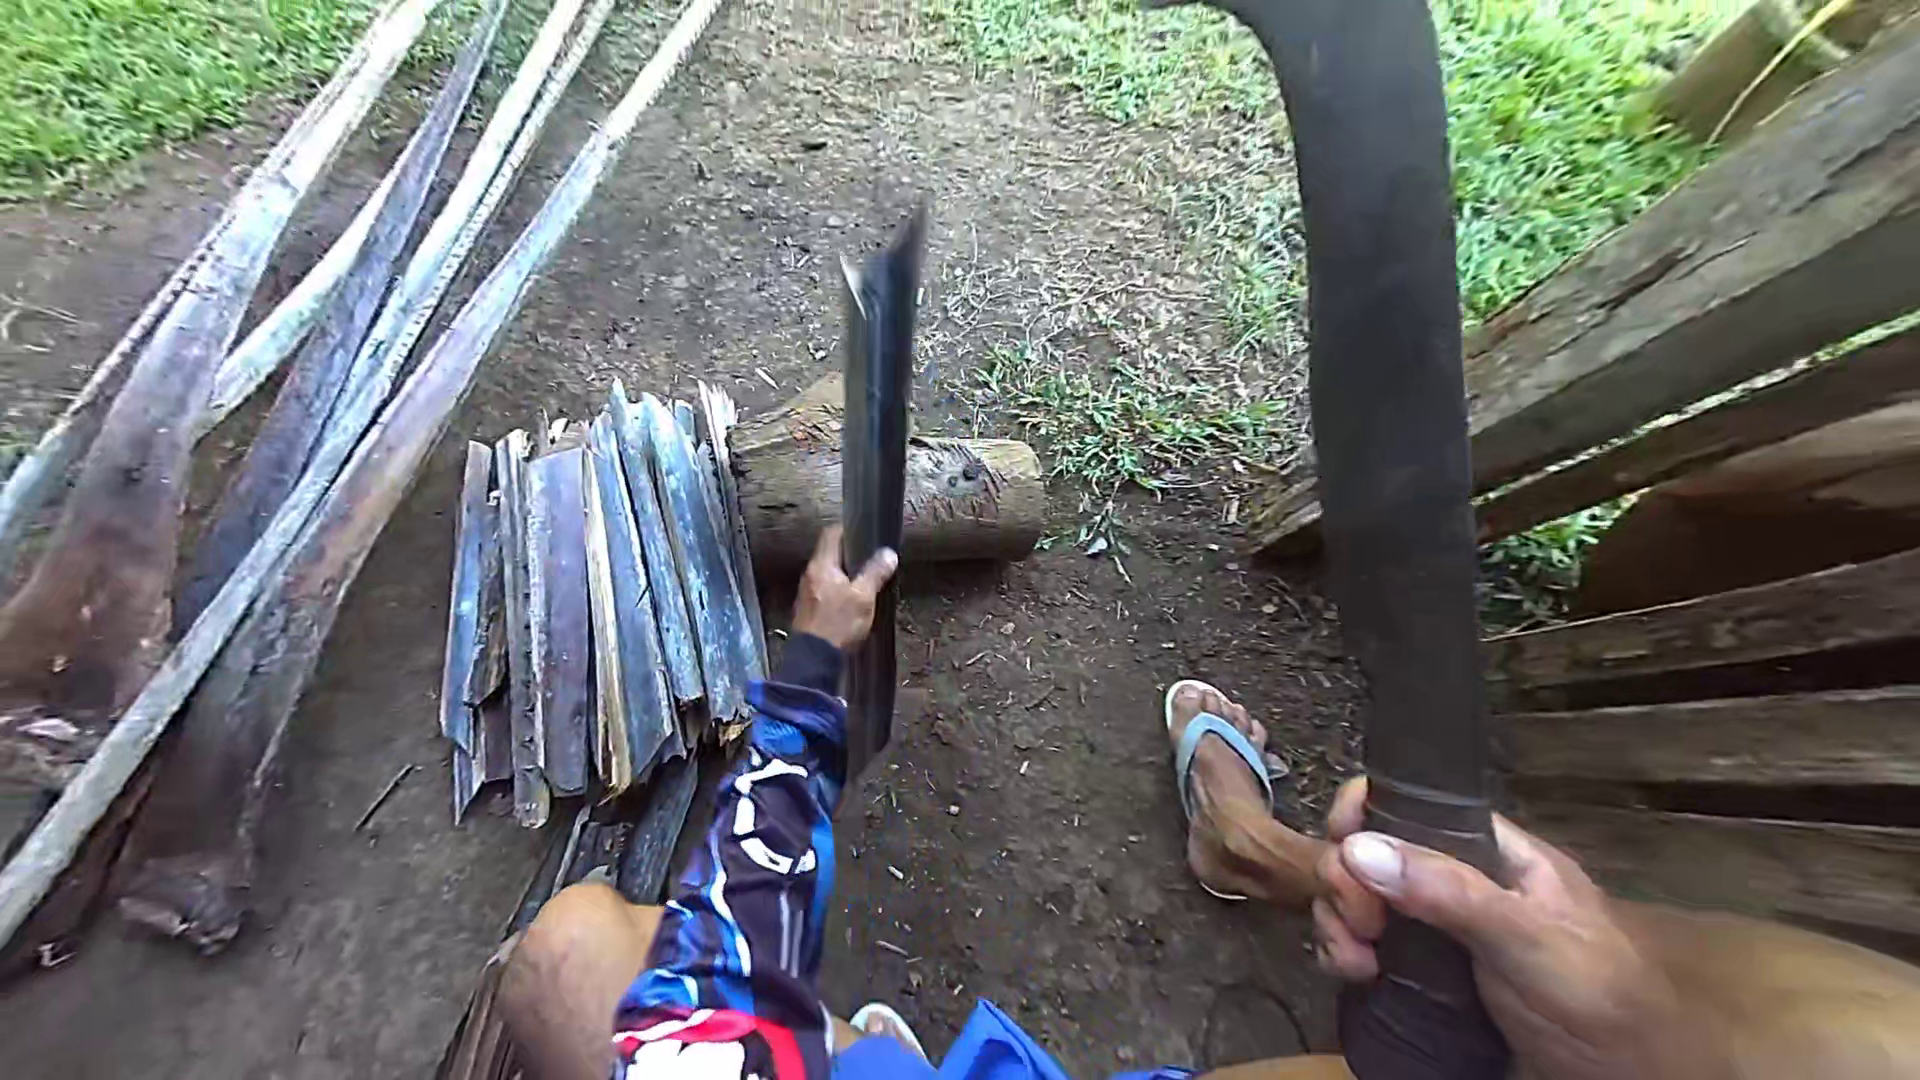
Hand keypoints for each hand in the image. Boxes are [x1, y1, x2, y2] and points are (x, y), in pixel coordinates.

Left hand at [792, 526, 897, 649]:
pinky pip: (825, 589)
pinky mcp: (809, 609)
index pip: (831, 534)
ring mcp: (807, 592)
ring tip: (866, 579)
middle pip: (830, 553)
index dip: (848, 529)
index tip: (866, 533)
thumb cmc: (839, 624)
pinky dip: (839, 588)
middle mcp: (810, 574)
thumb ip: (875, 573)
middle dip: (850, 554)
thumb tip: (888, 554)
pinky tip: (853, 599)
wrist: (815, 660)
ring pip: (828, 572)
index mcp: (821, 565)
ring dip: (845, 572)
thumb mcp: (864, 597)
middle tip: (872, 557)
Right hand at [1313, 778, 1710, 1079]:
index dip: (1359, 813)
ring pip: (1348, 895)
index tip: (1342, 847)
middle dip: (1345, 882)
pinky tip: (1354, 973)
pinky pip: (1350, 939)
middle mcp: (1443, 876)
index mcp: (1481, 848)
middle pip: (1361, 849)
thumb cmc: (1607, 1010)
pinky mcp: (1409, 967)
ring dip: (1335, 922)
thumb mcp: (1537, 946)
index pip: (1401, 801)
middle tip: (1361, 924)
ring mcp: (1424, 922)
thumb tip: (1356, 848)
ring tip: (1356, 961)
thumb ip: (1453, 894)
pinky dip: (1338, 951)